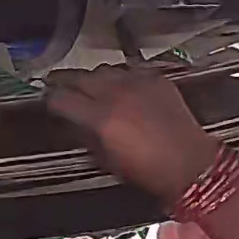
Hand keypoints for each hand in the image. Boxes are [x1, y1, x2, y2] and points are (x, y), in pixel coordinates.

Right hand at [43, 65, 221, 204]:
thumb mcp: (105, 159)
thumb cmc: (146, 170)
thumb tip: (72, 123)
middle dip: (63, 80)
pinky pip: (129, 68)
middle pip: (78, 77)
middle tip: (55, 83)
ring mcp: (138, 83)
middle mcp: (117, 94)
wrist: (191, 165)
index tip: (47, 101)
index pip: (62, 98)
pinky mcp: (157, 79)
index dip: (50, 99)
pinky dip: (119, 75)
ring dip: (91, 77)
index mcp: (101, 118)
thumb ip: (84, 136)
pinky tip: (118, 84)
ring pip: (103, 69)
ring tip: (88, 84)